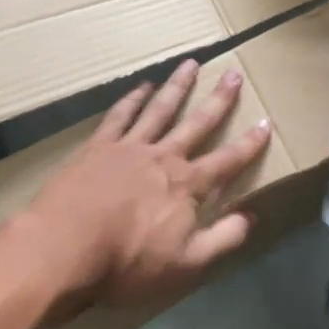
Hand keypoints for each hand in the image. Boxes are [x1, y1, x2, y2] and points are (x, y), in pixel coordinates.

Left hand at [11, 60, 271, 318]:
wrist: (61, 249)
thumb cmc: (124, 262)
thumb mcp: (184, 265)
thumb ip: (221, 240)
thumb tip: (251, 218)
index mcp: (187, 185)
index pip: (227, 160)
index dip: (250, 143)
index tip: (266, 123)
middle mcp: (164, 157)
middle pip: (198, 122)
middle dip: (219, 99)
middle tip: (233, 73)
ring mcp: (130, 148)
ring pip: (160, 109)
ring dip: (178, 86)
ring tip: (191, 63)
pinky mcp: (97, 148)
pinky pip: (120, 116)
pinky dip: (132, 99)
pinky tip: (141, 86)